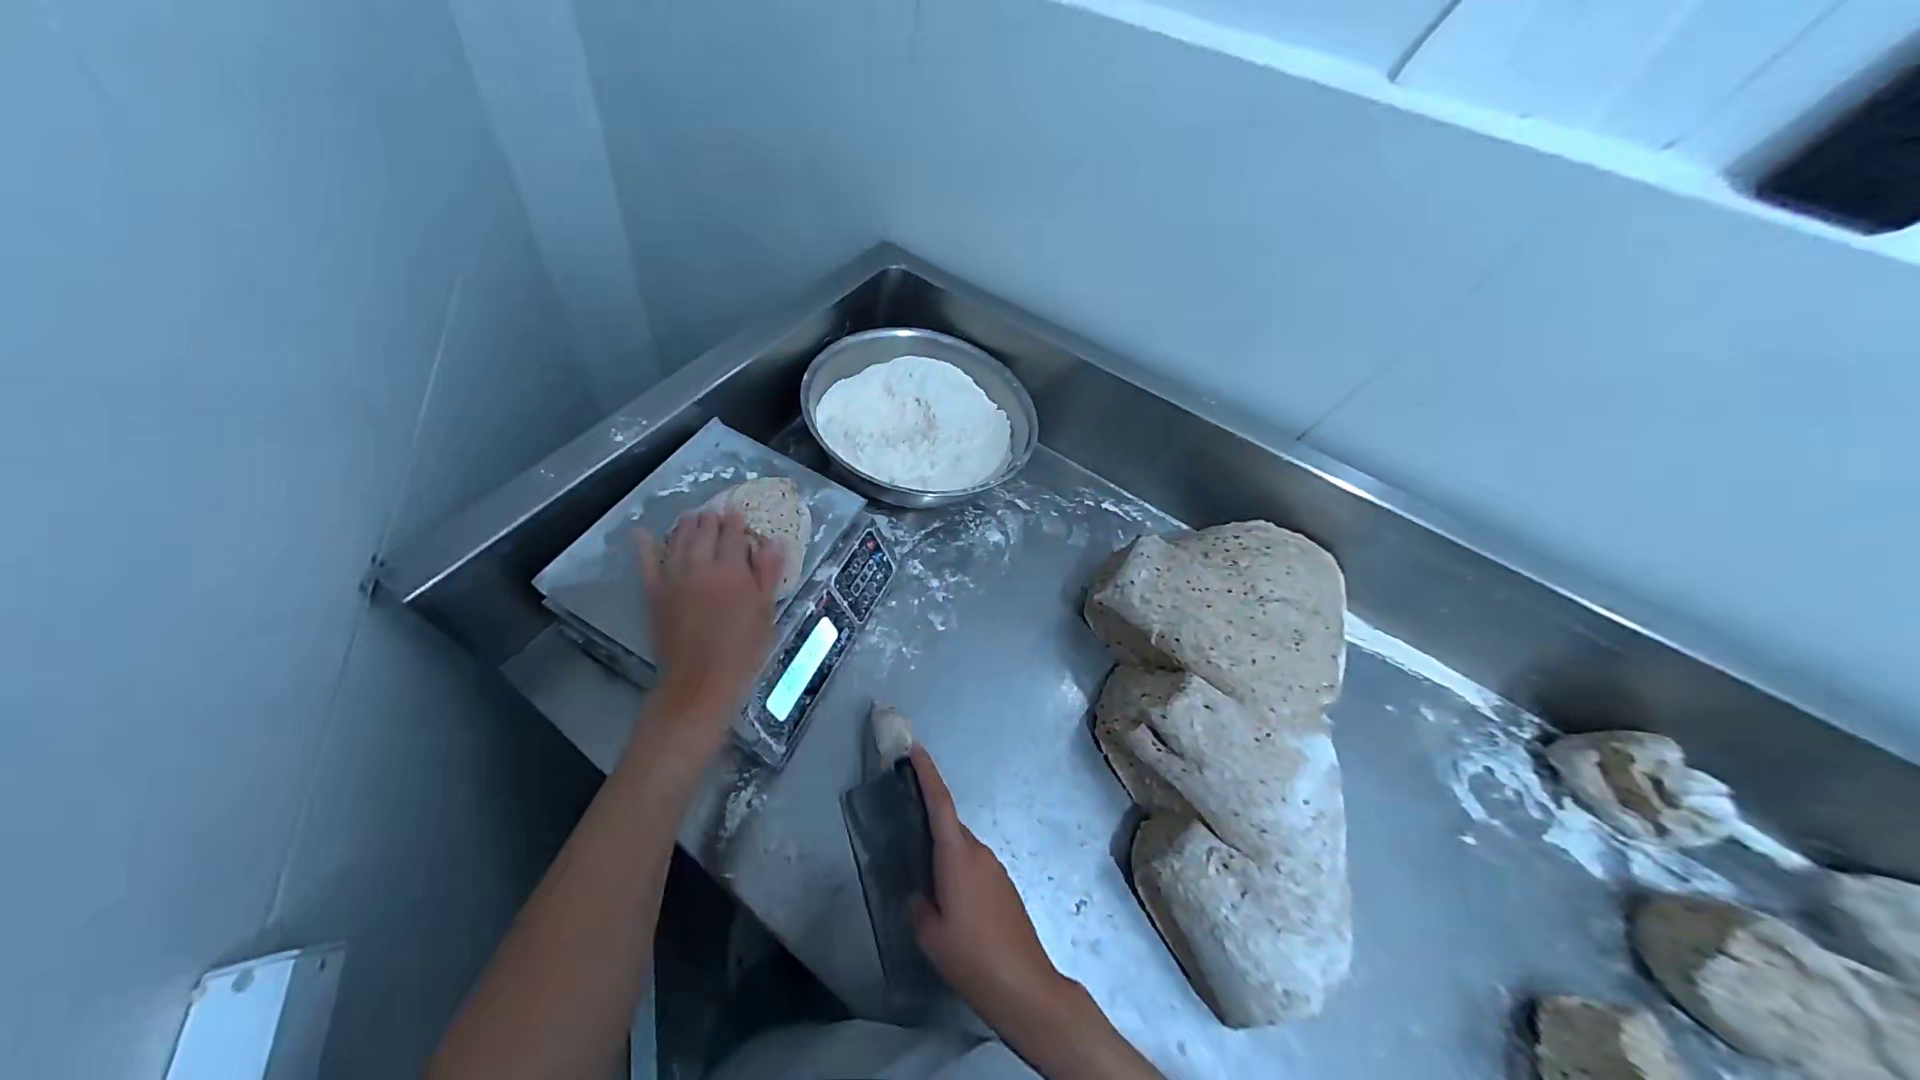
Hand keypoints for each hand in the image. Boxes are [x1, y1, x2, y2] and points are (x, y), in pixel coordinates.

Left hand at [638, 507, 785, 731]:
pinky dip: (646, 547)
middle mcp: (701, 567)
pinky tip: (644, 534)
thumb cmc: (743, 649)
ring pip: (677, 541)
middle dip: (710, 519)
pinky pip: (648, 564)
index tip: (737, 512)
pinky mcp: (655, 593)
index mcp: (732, 570)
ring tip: (690, 517)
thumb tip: (774, 541)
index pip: (733, 535)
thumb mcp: (766, 611)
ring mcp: (674, 578)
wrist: (701, 680)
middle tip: (714, 511)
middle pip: (704, 533)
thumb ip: (768, 574)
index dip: (735, 521)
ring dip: (684, 525)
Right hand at [909, 745, 1071, 1024]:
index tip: (915, 749)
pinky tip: (952, 901)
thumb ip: (920, 905)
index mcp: (957, 856)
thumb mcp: (929, 934)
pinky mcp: (1005, 886)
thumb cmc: (970, 957)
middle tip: (905, 826)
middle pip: (949, 826)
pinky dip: (959, 871)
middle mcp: (979, 852)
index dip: (927, 773)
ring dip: (944, 855)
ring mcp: (996, 868)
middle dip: (928, 821)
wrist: (1023, 984)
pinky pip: (975, 866)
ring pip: (962, 849)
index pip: (939, 803)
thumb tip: (923, 894)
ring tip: (926, 881)